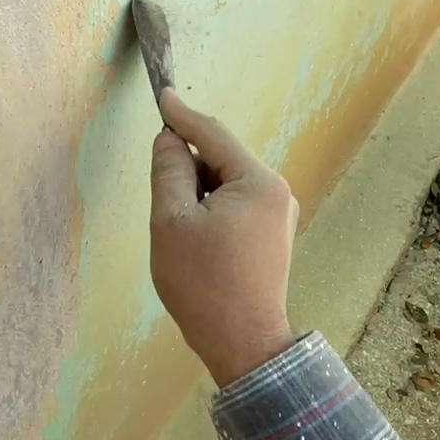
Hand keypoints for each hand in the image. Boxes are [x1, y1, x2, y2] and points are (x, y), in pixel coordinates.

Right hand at [148, 88, 299, 386]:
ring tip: (178, 228)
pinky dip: (209, 204)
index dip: (183, 115)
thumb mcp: (172, 221)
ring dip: (196, 189)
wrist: (242, 345)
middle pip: (221, 159)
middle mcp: (277, 192)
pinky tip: (194, 234)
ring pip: (226, 182)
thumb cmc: (202, 283)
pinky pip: (235, 202)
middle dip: (187, 165)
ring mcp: (279, 215)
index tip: (161, 94)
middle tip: (160, 196)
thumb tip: (169, 140)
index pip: (214, 135)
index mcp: (258, 183)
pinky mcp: (272, 235)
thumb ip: (169, 171)